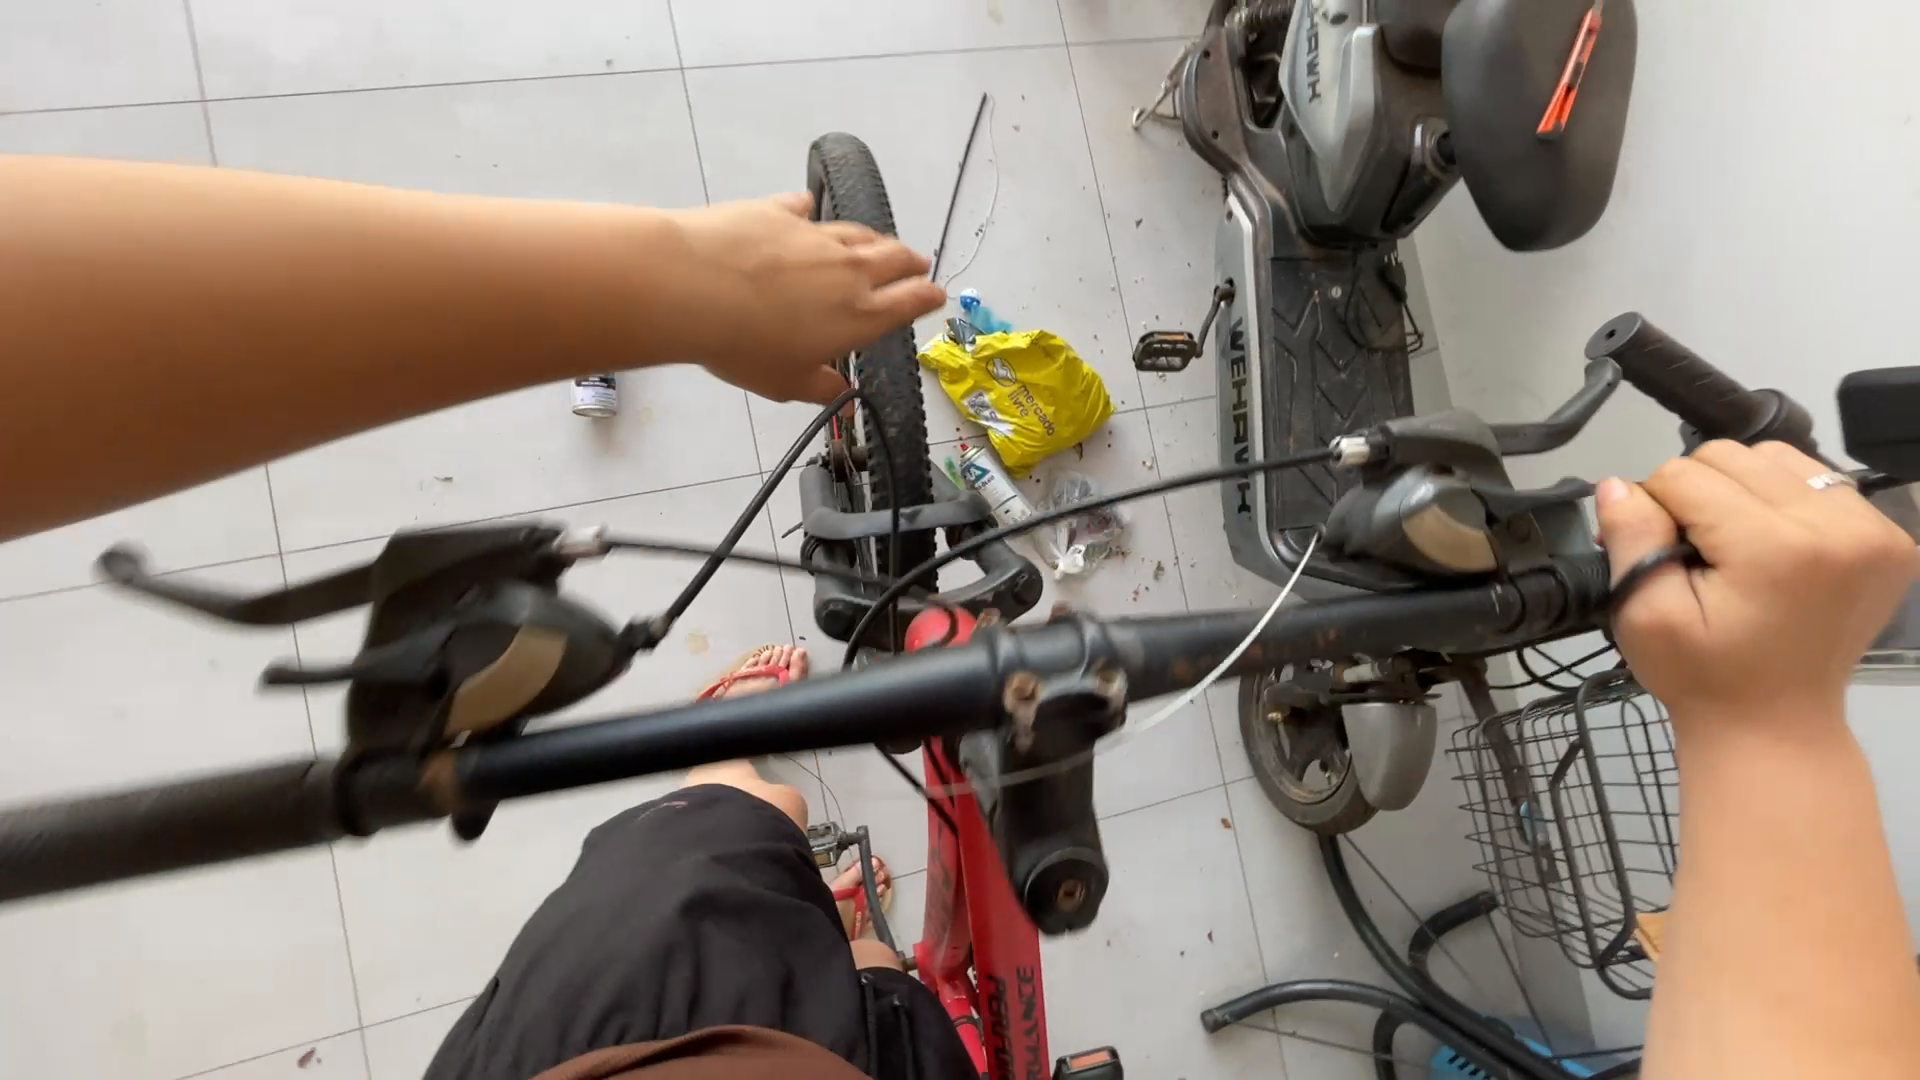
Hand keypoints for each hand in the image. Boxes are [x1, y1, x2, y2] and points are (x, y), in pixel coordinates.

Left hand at [659, 193, 945, 403]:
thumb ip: (823, 390)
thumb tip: (846, 405)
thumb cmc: (745, 347)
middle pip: (895, 258)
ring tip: (878, 244)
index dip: (928, 297)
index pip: (910, 301)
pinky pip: (806, 208)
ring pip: (858, 233)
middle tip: (918, 264)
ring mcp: (816, 236)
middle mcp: (849, 271)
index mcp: (860, 316)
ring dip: (874, 240)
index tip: (936, 294)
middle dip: (912, 262)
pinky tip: (809, 212)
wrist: (692, 288)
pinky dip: (813, 213)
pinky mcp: (780, 211)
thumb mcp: (787, 383)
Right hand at [1596, 441, 1918, 721]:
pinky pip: (1814, 479)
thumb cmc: (1697, 670)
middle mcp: (1841, 527)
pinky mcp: (1889, 537)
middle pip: (1730, 456)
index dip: (1649, 507)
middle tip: (1685, 549)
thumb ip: (1632, 538)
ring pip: (1773, 457)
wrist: (1773, 718)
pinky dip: (1774, 498)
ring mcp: (1876, 530)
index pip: (1683, 475)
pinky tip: (1764, 542)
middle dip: (1691, 493)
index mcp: (1777, 548)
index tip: (1652, 553)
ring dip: (1733, 489)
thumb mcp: (1642, 610)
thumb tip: (1616, 485)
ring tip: (1725, 542)